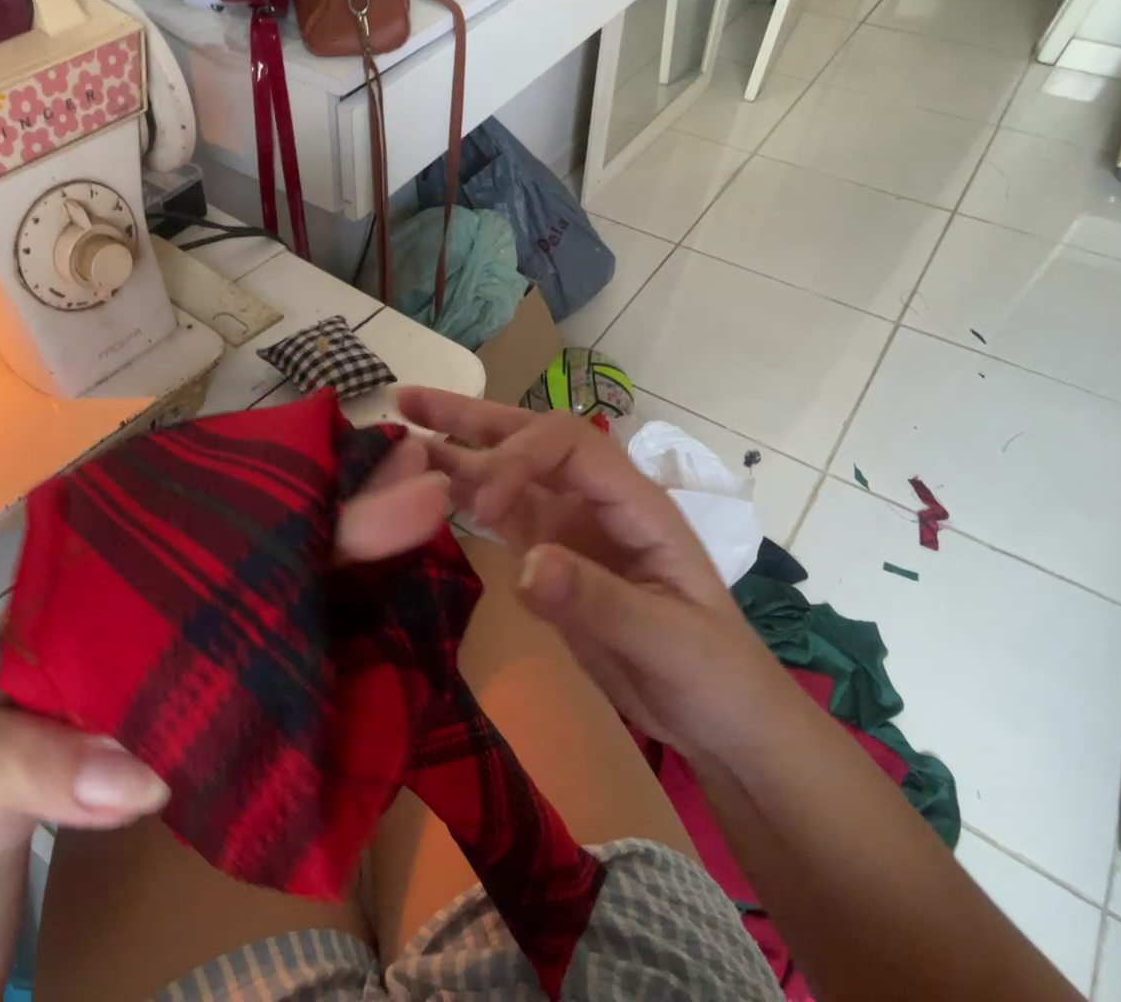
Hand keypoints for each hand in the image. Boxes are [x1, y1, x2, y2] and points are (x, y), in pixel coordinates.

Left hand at [0, 438, 452, 870]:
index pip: (202, 530)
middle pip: (264, 554)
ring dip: (359, 574)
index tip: (356, 473)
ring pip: (288, 607)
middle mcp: (161, 606)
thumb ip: (31, 765)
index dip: (283, 502)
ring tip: (432, 535)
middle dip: (343, 518)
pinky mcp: (215, 717)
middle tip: (427, 487)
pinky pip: (288, 677)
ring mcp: (196, 661)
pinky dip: (342, 653)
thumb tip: (145, 776)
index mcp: (103, 588)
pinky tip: (396, 634)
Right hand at [399, 388, 788, 748]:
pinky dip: (464, 502)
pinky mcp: (550, 561)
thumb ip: (598, 601)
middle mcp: (596, 504)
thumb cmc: (712, 673)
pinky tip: (426, 494)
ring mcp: (571, 532)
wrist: (720, 716)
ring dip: (458, 454)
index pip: (567, 448)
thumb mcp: (666, 640)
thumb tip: (524, 564)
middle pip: (532, 443)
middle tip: (406, 403)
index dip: (516, 460)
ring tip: (400, 438)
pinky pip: (501, 520)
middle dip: (471, 420)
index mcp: (635, 504)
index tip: (481, 508)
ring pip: (508, 477)